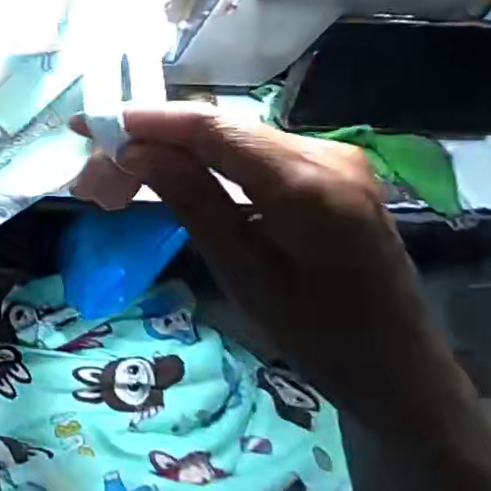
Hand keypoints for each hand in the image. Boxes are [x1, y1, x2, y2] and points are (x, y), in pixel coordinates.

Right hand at [77, 104, 465, 430]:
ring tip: (121, 171)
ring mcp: (333, 158)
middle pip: (218, 127)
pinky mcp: (328, 170)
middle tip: (96, 163)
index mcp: (308, 183)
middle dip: (150, 137)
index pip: (210, 128)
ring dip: (173, 148)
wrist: (402, 371)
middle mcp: (326, 153)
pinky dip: (204, 159)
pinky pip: (251, 152)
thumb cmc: (320, 336)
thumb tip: (134, 150)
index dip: (143, 119)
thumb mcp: (242, 271)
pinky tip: (171, 173)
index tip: (88, 123)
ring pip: (231, 137)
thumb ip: (191, 199)